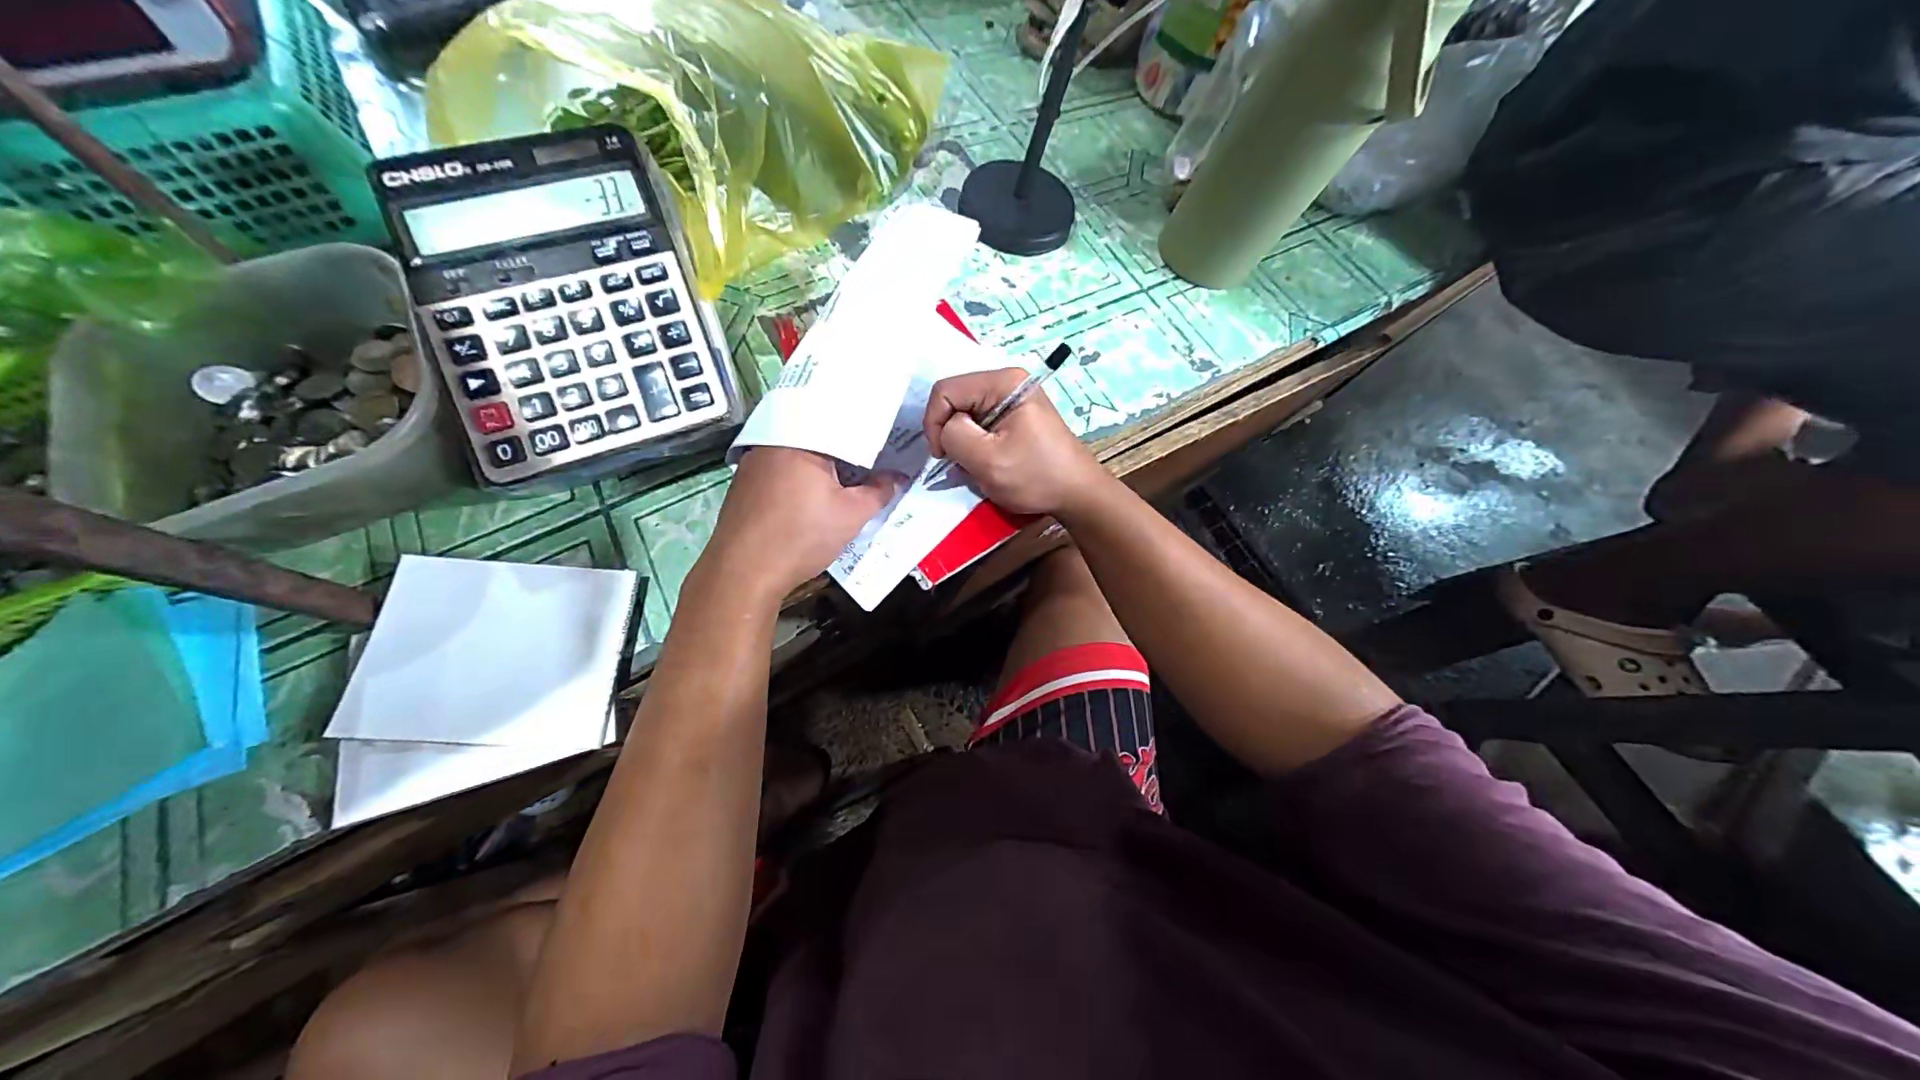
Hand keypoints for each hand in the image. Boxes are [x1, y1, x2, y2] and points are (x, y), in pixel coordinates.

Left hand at [703, 448, 901, 597]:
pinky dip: (798, 481)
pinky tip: (811, 501)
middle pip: (819, 441)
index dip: (868, 438)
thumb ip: (879, 492)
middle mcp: (772, 443)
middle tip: (872, 468)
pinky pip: (779, 473)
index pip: (843, 427)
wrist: (744, 572)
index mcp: (801, 441)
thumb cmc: (801, 537)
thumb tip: (896, 478)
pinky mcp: (743, 486)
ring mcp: (753, 464)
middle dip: (846, 455)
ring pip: (797, 457)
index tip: (888, 448)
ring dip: (821, 470)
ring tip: (846, 484)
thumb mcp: (851, 516)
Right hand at [924, 368, 1112, 517]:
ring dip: (965, 443)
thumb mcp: (988, 460)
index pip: (945, 391)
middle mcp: (1007, 382)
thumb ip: (955, 436)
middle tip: (964, 463)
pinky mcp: (1014, 416)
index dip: (935, 423)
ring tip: (980, 465)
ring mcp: (1011, 399)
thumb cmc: (1036, 477)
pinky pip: (980, 424)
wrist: (1077, 493)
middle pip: (955, 401)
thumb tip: (946, 429)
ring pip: (965, 415)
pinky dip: (977, 446)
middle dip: (951, 434)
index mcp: (1003, 382)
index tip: (944, 456)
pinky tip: (990, 463)